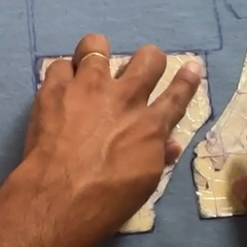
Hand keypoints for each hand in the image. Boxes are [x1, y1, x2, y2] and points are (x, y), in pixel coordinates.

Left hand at [14, 33, 201, 246]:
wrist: (61, 198)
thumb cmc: (108, 201)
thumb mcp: (145, 184)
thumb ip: (158, 157)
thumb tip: (169, 144)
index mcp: (151, 125)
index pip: (177, 95)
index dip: (187, 79)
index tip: (192, 66)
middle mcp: (125, 98)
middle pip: (148, 59)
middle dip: (149, 60)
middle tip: (138, 69)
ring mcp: (88, 88)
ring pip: (96, 45)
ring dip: (97, 54)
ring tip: (91, 64)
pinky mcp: (55, 89)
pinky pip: (60, 64)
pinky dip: (62, 75)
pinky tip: (60, 88)